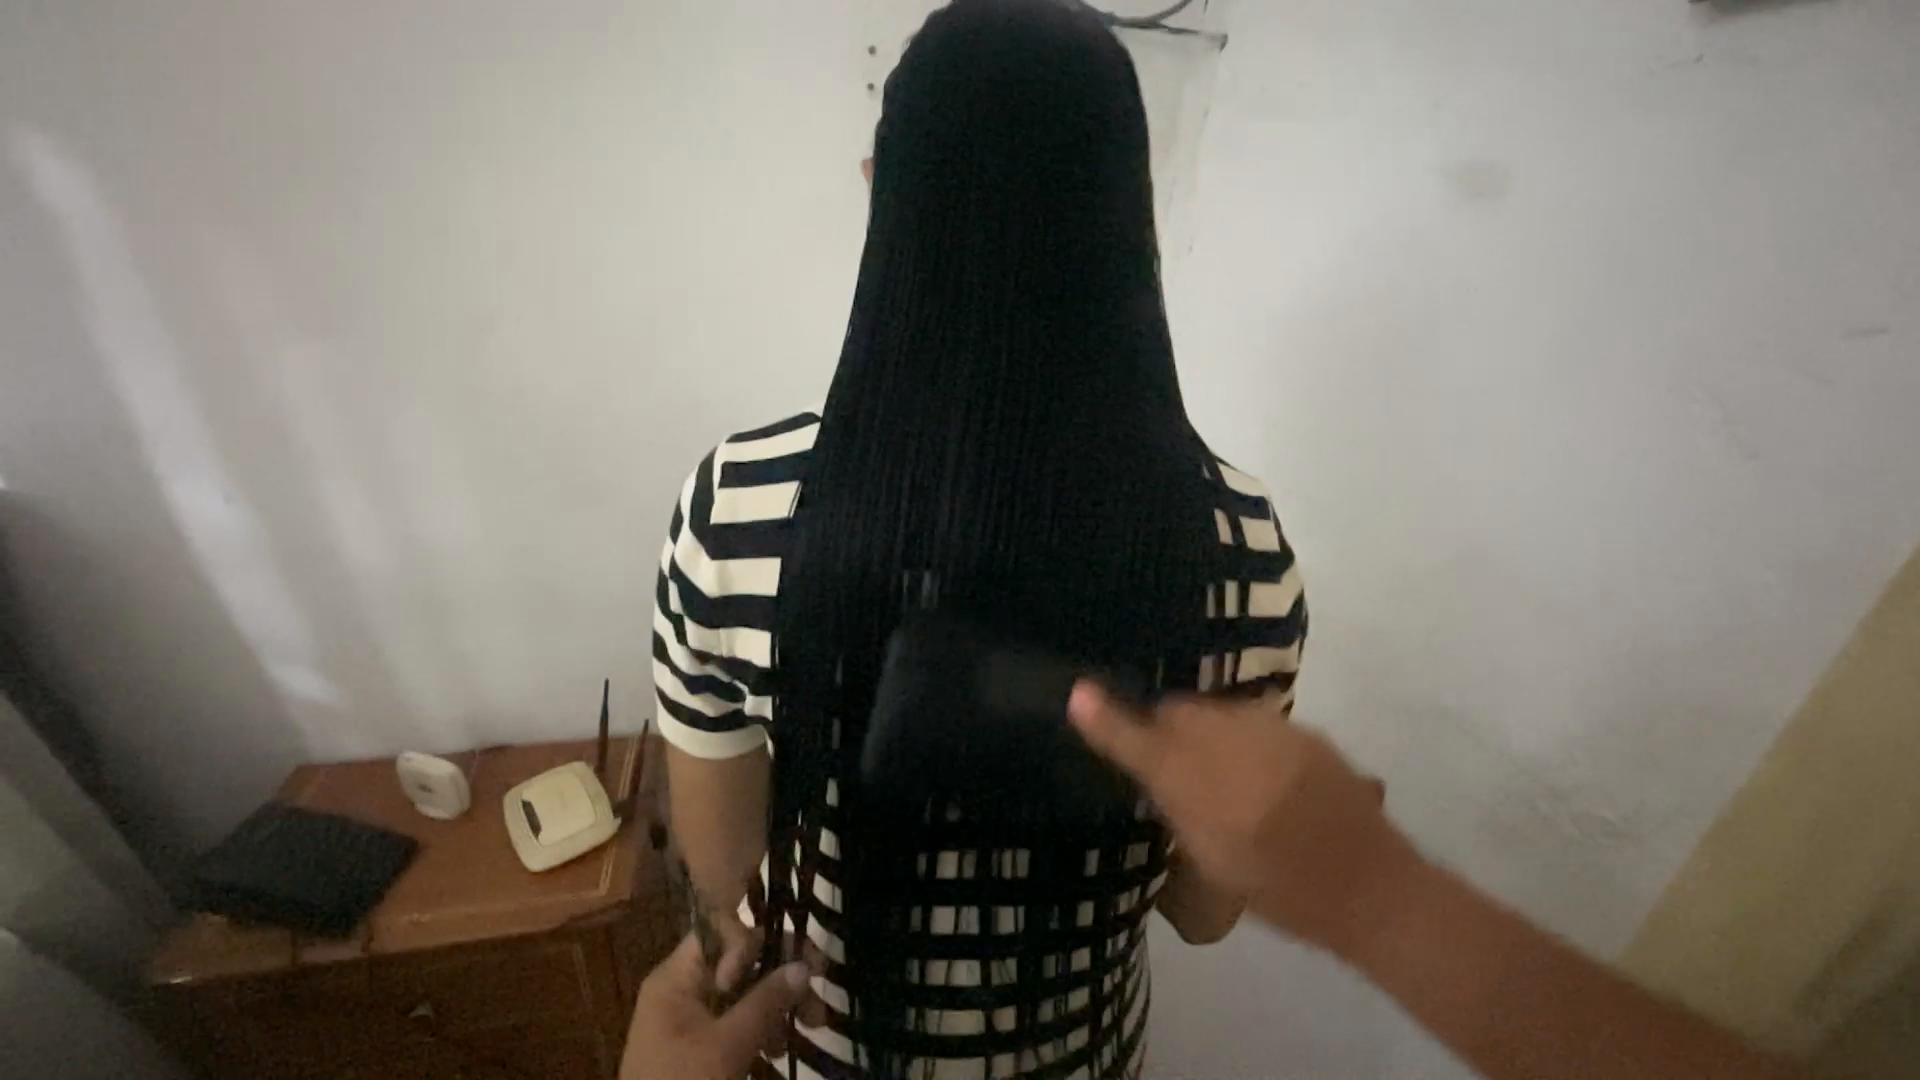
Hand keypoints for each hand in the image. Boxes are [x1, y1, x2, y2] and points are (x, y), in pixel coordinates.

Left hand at [618, 933, 818, 1079]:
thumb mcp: (727, 1047)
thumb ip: (766, 1002)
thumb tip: (804, 965)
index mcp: (676, 978)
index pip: (721, 930)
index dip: (756, 942)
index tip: (785, 964)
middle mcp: (682, 989)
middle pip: (738, 960)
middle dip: (781, 972)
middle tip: (820, 985)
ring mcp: (690, 1020)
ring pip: (744, 992)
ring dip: (779, 1002)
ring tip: (814, 1024)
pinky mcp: (700, 1048)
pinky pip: (738, 1021)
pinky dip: (764, 1027)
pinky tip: (783, 1047)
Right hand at [1067, 684, 1417, 955]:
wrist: (1367, 886)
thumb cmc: (1276, 888)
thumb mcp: (1209, 862)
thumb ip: (1175, 808)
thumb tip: (1153, 777)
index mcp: (1192, 774)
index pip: (1136, 731)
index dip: (1104, 714)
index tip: (1079, 694)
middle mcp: (1224, 737)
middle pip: (1177, 712)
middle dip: (1165, 728)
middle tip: (1170, 762)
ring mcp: (1267, 729)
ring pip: (1217, 714)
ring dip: (1206, 731)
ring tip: (1221, 770)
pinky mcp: (1302, 731)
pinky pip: (1254, 722)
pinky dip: (1244, 739)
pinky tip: (1261, 772)